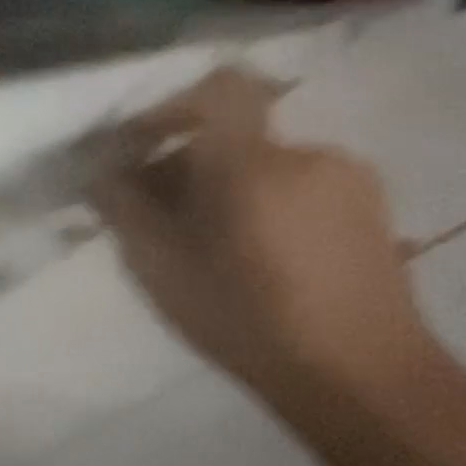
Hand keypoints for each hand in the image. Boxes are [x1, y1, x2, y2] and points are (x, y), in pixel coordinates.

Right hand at [92, 69, 434, 401]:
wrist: (358, 375)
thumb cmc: (241, 314)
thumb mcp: (156, 262)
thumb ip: (121, 205)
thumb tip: (98, 171)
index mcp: (252, 161)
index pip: (217, 90)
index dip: (168, 109)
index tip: (132, 150)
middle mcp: (307, 155)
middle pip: (227, 139)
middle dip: (178, 168)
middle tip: (143, 218)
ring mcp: (347, 181)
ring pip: (258, 167)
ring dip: (216, 191)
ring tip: (192, 247)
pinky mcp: (368, 211)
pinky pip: (292, 189)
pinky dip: (255, 207)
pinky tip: (241, 258)